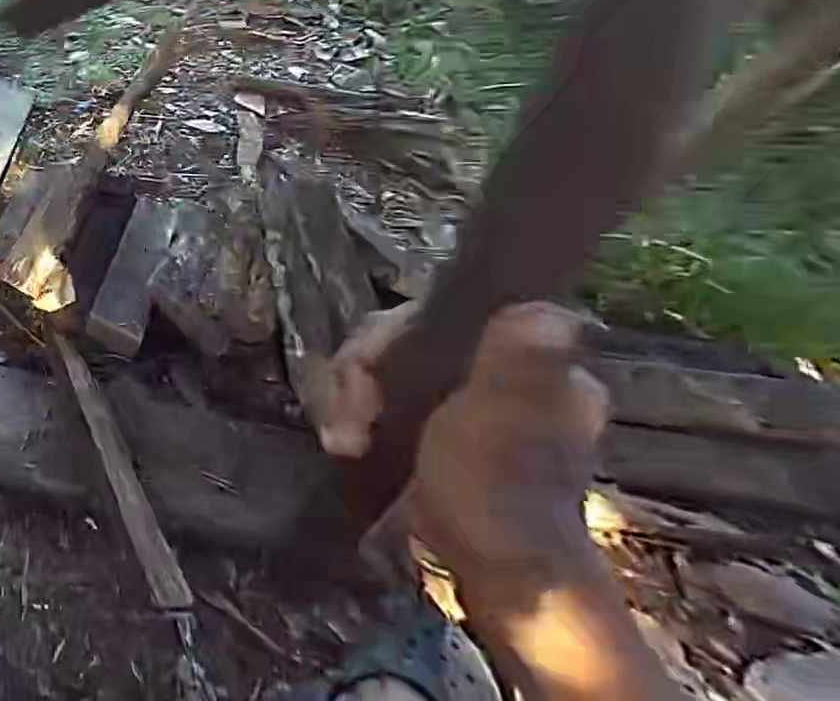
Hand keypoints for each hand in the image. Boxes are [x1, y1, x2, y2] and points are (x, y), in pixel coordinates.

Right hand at [319, 301, 609, 574]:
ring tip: (342, 441)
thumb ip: (516, 364)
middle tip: (349, 421)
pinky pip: (380, 400)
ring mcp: (464, 402)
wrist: (499, 577)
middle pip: (398, 344)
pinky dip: (358, 418)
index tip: (361, 377)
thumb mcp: (499, 420)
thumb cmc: (493, 491)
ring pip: (382, 373)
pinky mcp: (438, 428)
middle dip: (359, 380)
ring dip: (350, 403)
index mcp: (528, 364)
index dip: (384, 339)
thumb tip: (543, 308)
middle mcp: (498, 372)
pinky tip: (346, 445)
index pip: (433, 316)